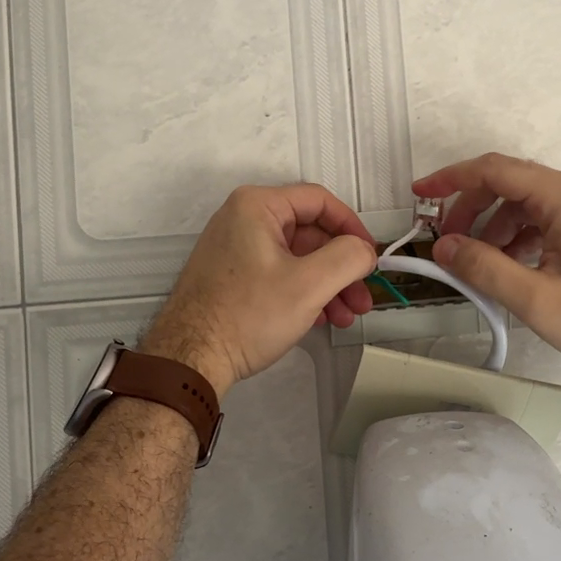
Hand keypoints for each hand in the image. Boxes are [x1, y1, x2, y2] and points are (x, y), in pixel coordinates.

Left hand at [140, 184, 377, 396]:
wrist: (189, 360)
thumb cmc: (247, 316)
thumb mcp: (309, 285)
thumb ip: (348, 258)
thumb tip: (364, 251)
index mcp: (257, 206)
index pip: (319, 201)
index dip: (352, 227)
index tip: (371, 257)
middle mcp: (242, 218)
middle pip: (309, 232)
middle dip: (342, 267)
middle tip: (363, 299)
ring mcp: (234, 247)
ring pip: (296, 256)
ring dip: (327, 284)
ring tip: (346, 317)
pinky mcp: (231, 275)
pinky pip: (278, 272)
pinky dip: (303, 292)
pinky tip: (320, 319)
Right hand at [412, 153, 560, 374]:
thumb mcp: (537, 299)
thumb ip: (484, 268)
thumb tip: (443, 247)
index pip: (494, 170)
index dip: (450, 179)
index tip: (419, 195)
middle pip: (507, 183)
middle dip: (470, 208)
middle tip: (447, 243)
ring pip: (524, 201)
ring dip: (493, 225)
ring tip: (477, 262)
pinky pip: (543, 216)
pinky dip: (517, 234)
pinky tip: (510, 265)